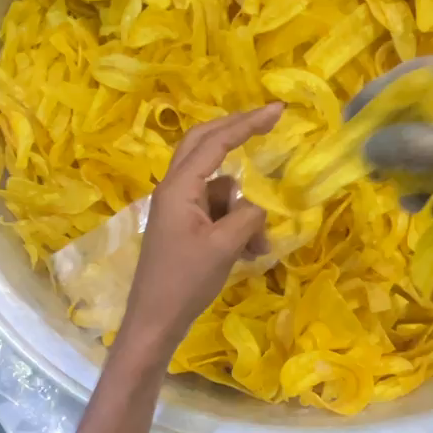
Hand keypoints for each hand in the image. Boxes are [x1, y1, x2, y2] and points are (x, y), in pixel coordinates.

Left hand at [115, 103, 281, 356]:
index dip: (246, 123)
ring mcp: (176, 209)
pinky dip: (235, 226)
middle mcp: (174, 190)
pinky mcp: (181, 228)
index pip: (214, 141)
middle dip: (236, 136)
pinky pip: (214, 213)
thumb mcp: (225, 247)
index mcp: (179, 187)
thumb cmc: (184, 282)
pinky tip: (251, 254)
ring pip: (217, 188)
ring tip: (260, 245)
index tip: (278, 111)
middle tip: (268, 124)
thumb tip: (258, 206)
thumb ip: (247, 216)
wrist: (154, 321)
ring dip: (243, 208)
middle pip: (205, 146)